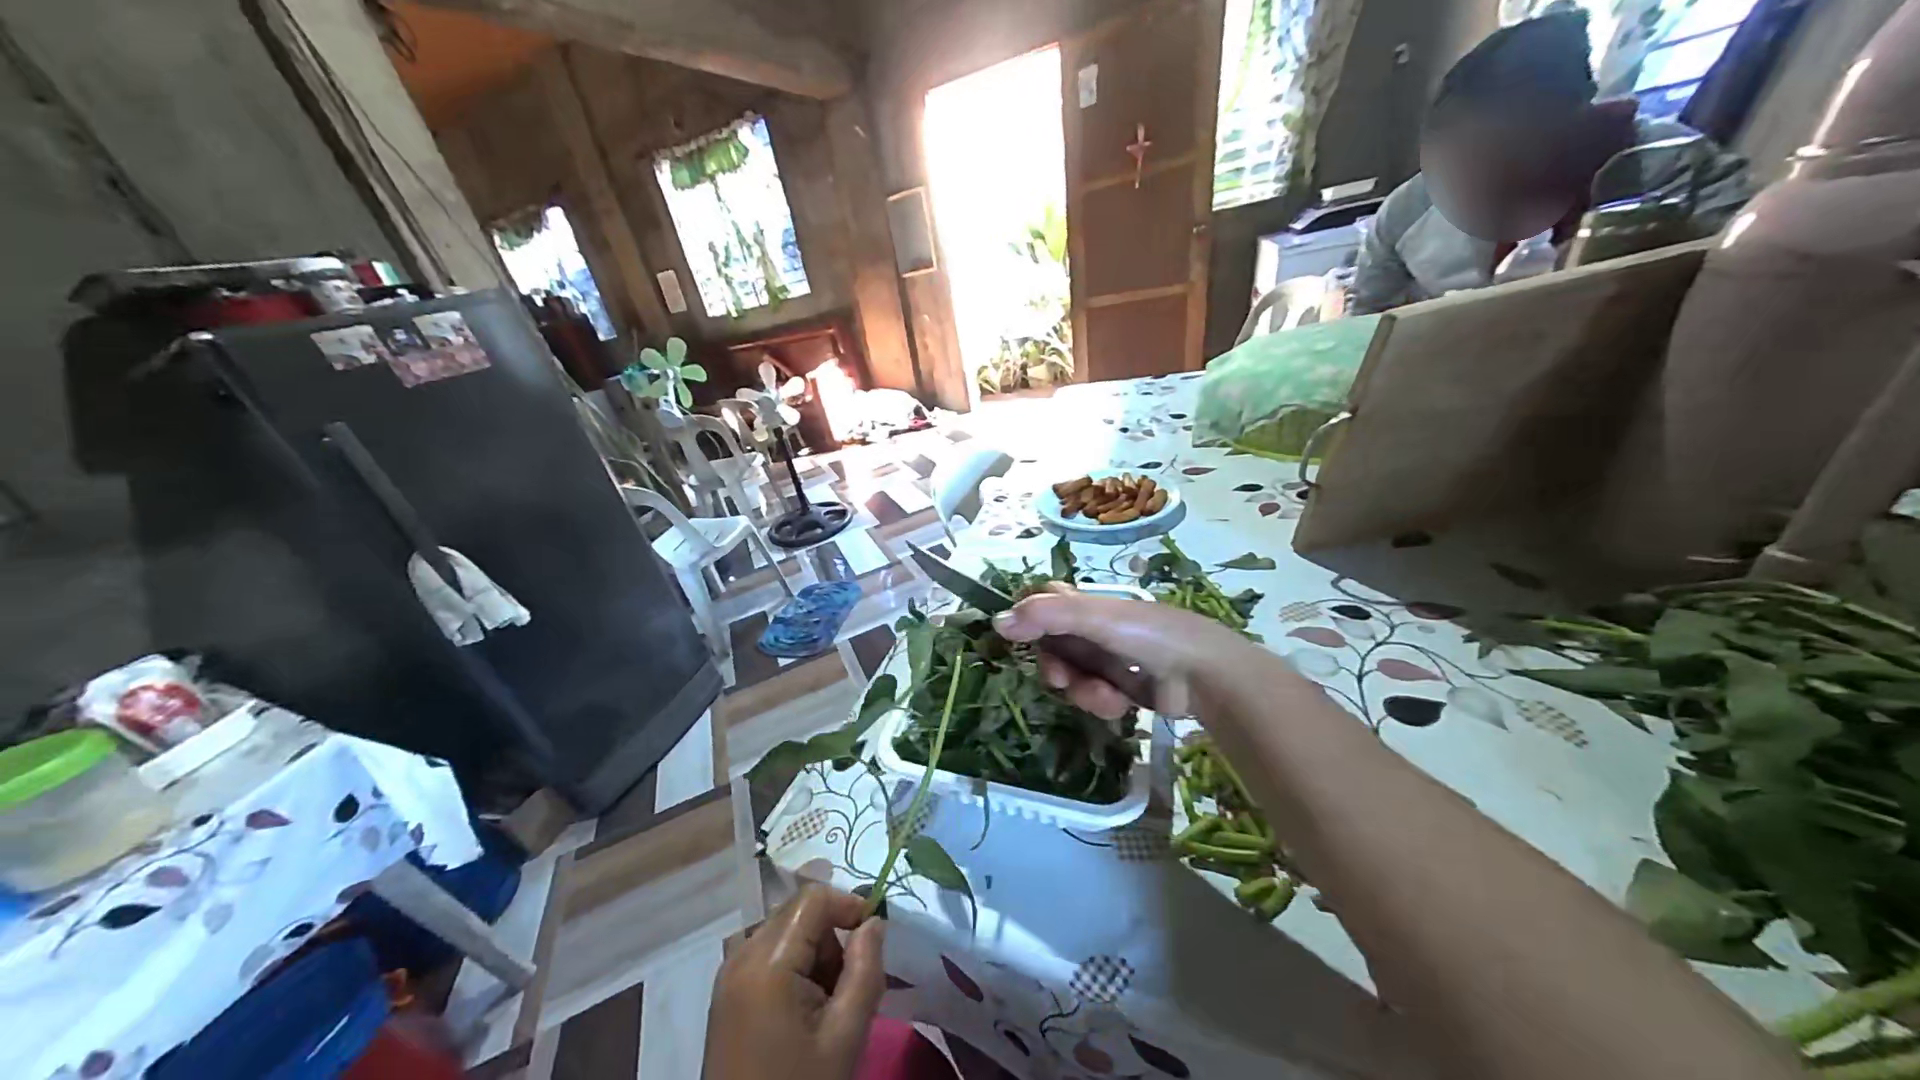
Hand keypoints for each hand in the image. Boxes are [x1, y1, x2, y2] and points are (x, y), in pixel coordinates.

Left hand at [705, 886, 886, 1079]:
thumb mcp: (845, 1036)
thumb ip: (866, 969)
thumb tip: (874, 922)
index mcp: (766, 961)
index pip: (813, 898)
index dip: (849, 905)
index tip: (873, 938)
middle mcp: (740, 954)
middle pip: (798, 912)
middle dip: (832, 936)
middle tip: (849, 984)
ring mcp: (728, 973)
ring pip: (785, 930)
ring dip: (814, 952)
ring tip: (826, 1004)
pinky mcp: (726, 992)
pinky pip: (768, 952)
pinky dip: (793, 964)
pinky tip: (802, 1008)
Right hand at [992, 582, 1254, 719]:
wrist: (1206, 675)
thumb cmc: (1150, 634)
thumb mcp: (1095, 617)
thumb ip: (1045, 616)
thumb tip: (997, 622)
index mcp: (1090, 604)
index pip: (1044, 605)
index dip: (1030, 621)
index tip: (1022, 639)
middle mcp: (1097, 629)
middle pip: (1053, 647)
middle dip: (1056, 667)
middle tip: (1062, 679)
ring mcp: (1110, 660)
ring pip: (1072, 676)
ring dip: (1082, 690)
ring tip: (1106, 697)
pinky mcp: (1122, 688)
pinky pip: (1093, 696)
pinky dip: (1102, 702)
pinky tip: (1120, 704)